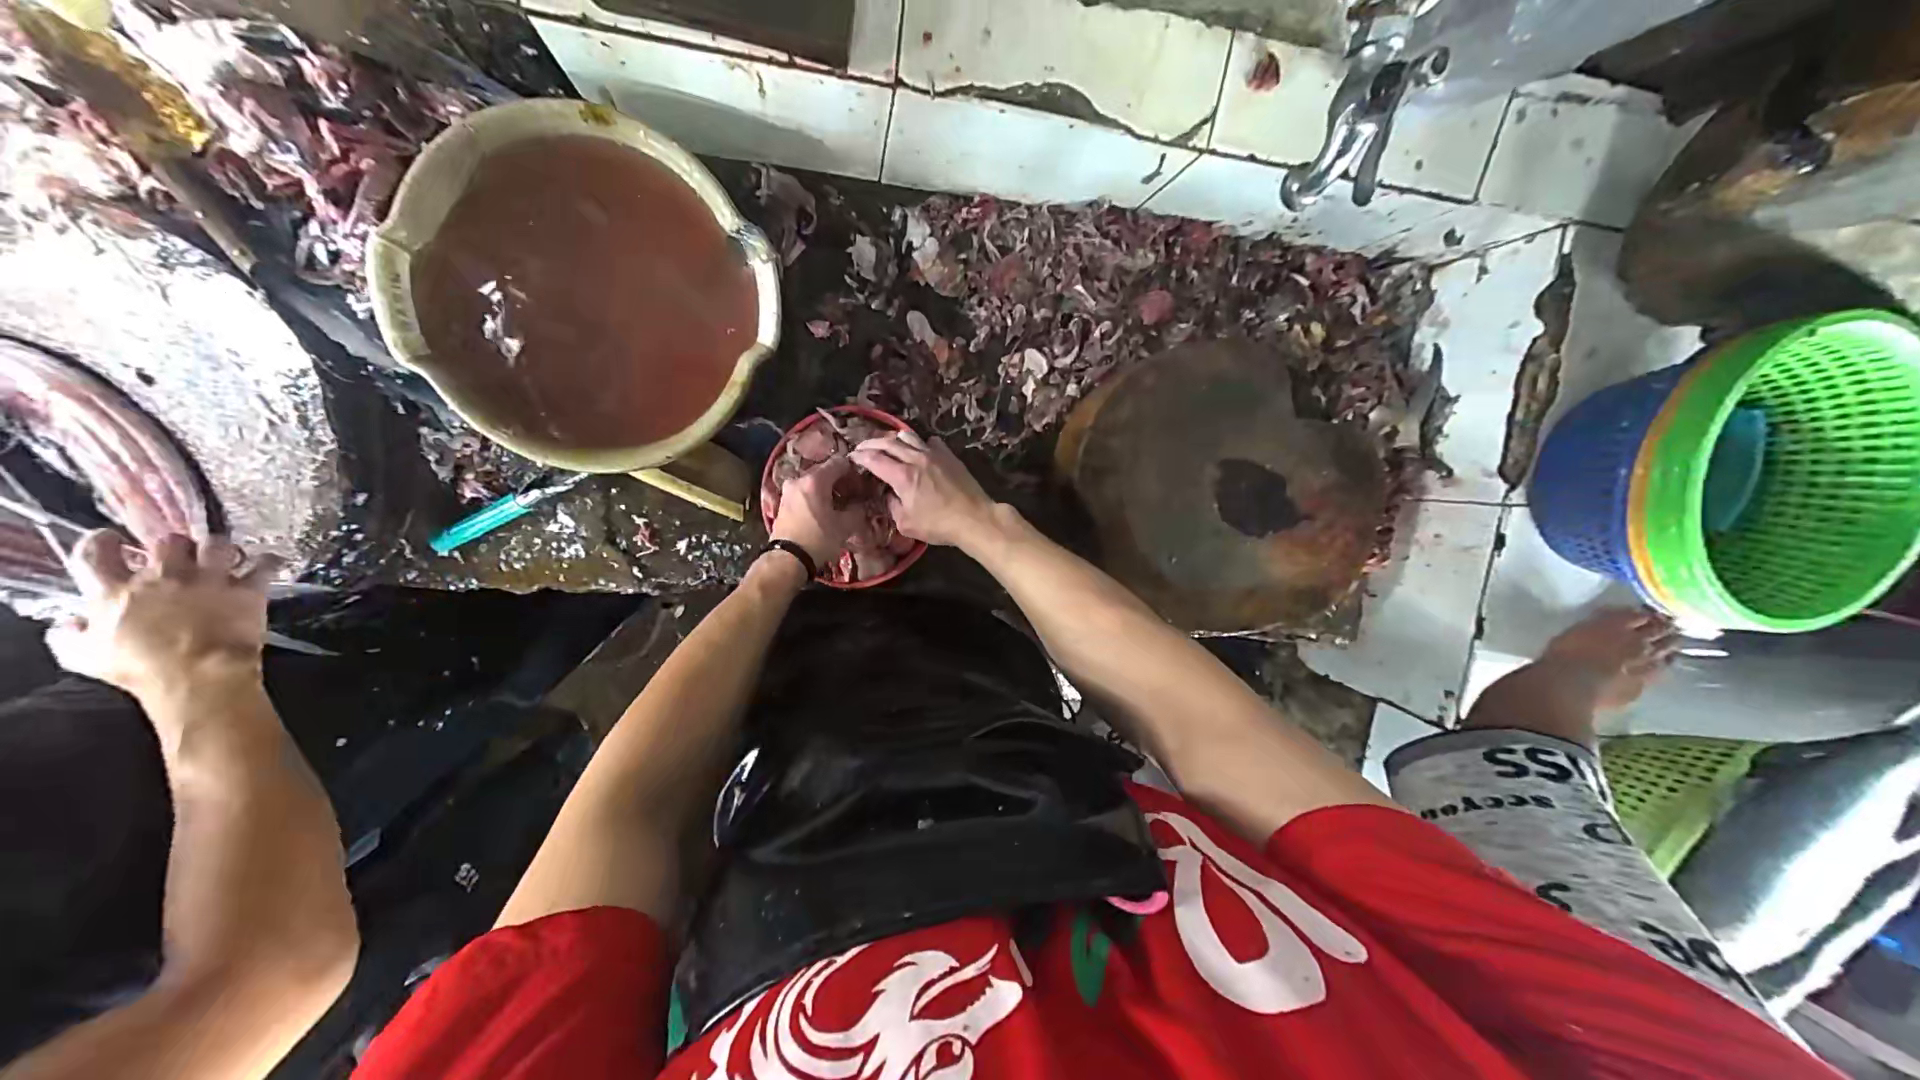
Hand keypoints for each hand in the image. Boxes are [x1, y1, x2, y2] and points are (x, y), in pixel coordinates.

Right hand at [47, 530, 281, 700]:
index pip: (94, 554)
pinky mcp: (246, 589)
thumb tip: (68, 623)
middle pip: (167, 541)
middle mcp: (162, 578)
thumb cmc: (141, 669)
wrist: (197, 673)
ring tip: (220, 554)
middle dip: (173, 543)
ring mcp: (208, 580)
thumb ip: (69, 637)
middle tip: (178, 553)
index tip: (109, 538)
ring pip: (215, 544)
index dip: (100, 541)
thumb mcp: (85, 657)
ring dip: (217, 547)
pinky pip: (264, 565)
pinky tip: (268, 562)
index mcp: (115, 593)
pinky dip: (268, 561)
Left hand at [769, 455, 864, 568]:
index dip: (853, 470)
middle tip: (854, 493)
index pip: (838, 463)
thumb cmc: (818, 539)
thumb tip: (862, 505)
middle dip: (840, 480)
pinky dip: (816, 496)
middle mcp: (798, 479)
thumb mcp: (844, 526)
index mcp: (814, 480)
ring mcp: (788, 490)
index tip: (862, 481)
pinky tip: (825, 509)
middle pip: (824, 471)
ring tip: (841, 503)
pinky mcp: (783, 502)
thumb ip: (857, 510)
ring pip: (813, 482)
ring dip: (828, 489)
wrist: (787, 559)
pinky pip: (804, 492)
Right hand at [850, 432, 995, 548]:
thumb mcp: (906, 524)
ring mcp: (934, 454)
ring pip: (908, 437)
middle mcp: (916, 459)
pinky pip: (929, 441)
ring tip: (886, 445)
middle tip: (862, 447)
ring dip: (893, 439)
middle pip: (887, 443)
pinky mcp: (948, 455)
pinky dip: (918, 443)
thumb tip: (889, 494)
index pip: (874, 458)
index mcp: (902, 476)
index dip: (860, 456)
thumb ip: (892, 506)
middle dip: (871, 443)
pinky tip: (918, 450)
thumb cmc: (939, 525)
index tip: (852, 457)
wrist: (974, 518)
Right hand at [1539, 608, 1678, 712]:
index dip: (1645, 614)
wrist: (1571, 685)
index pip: (1640, 614)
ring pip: (1666, 653)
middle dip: (1665, 628)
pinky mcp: (1644, 685)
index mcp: (1618, 623)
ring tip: (1668, 646)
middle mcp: (1639, 641)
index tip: (1646, 614)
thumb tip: (1607, 622)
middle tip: (1667, 627)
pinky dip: (1659, 667)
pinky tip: (1656, 667)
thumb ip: (1596, 625)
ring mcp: (1646, 664)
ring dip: (1668, 648)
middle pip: (1661, 632)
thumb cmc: (1563, 653)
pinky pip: (1657, 673)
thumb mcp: (1575, 630)